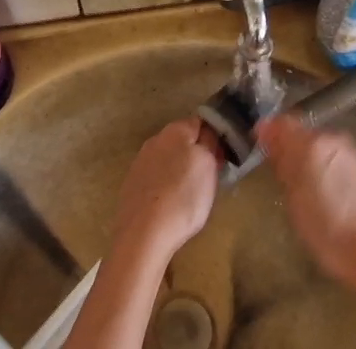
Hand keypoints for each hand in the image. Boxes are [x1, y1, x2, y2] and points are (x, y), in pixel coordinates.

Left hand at [109, 118, 221, 262]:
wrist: (144, 232)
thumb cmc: (184, 197)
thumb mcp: (208, 166)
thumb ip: (210, 143)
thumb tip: (209, 132)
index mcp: (175, 130)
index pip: (201, 122)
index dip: (215, 138)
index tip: (222, 158)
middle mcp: (155, 139)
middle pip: (183, 140)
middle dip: (197, 153)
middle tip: (210, 177)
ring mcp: (141, 161)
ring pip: (169, 158)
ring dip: (181, 169)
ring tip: (191, 193)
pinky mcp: (133, 182)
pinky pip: (156, 176)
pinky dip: (166, 184)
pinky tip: (170, 201)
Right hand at [256, 115, 355, 299]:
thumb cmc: (330, 230)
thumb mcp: (294, 199)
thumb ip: (280, 160)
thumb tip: (264, 130)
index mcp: (313, 143)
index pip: (281, 122)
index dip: (267, 135)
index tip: (258, 153)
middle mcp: (333, 139)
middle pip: (300, 133)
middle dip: (286, 150)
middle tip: (278, 179)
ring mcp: (350, 152)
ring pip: (316, 147)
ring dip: (304, 161)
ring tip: (299, 193)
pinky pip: (330, 158)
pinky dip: (320, 169)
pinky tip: (321, 197)